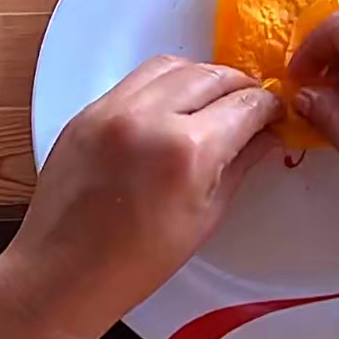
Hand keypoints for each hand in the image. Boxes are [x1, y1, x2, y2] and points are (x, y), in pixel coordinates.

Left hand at [0, 56, 281, 338]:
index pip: (245, 104)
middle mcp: (150, 116)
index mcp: (188, 150)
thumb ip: (241, 165)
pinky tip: (171, 107)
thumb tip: (268, 135)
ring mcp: (112, 108)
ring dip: (202, 76)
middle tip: (250, 105)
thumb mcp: (206, 217)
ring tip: (212, 101)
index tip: (275, 113)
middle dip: (240, 85)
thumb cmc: (139, 262)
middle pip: (212, 74)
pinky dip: (164, 84)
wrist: (62, 272)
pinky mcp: (87, 110)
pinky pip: (137, 79)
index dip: (269, 106)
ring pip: (173, 65)